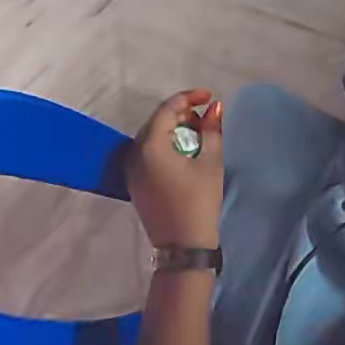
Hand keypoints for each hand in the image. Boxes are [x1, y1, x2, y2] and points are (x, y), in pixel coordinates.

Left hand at [124, 90, 224, 247]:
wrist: (184, 248)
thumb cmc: (199, 202)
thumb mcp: (210, 163)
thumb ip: (212, 130)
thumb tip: (214, 108)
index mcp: (150, 145)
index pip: (167, 109)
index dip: (189, 98)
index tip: (209, 96)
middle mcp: (134, 154)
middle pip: (157, 121)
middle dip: (182, 114)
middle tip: (206, 118)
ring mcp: (131, 169)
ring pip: (151, 137)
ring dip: (174, 130)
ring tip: (199, 134)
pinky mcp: (134, 182)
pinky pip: (147, 153)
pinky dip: (165, 145)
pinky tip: (184, 151)